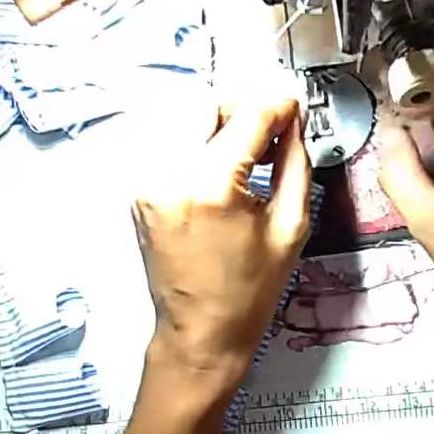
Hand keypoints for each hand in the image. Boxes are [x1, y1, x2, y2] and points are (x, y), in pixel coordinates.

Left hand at [134, 99, 311, 398]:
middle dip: (242, 108)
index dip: (276, 105)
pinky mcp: (138, 190)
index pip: (247, 115)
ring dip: (218, 123)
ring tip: (247, 154)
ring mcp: (146, 180)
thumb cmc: (250, 291)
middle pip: (205, 102)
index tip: (293, 109)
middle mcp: (169, 173)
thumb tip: (295, 124)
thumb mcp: (290, 228)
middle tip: (270, 132)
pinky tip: (221, 170)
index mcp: (212, 186)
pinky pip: (168, 143)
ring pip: (182, 117)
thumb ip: (295, 166)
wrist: (201, 331)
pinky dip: (197, 143)